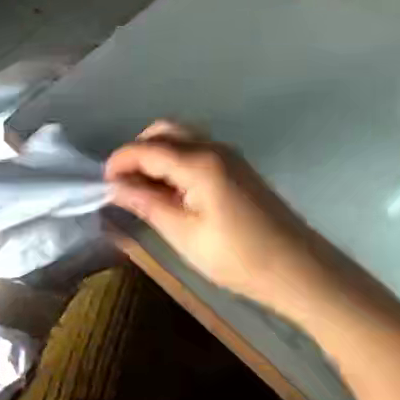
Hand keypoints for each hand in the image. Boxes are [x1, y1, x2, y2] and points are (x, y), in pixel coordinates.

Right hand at [105, 122, 356, 323]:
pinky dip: (176, 160)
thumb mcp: (184, 235)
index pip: (147, 148)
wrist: (298, 269)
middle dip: (138, 150)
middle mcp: (214, 148)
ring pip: (182, 137)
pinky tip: (172, 191)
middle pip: (165, 130)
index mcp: (199, 163)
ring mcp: (230, 156)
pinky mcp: (239, 168)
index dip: (120, 160)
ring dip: (157, 153)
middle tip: (123, 183)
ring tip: (144, 189)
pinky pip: (198, 150)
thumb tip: (115, 187)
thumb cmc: (238, 257)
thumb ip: (148, 204)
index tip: (101, 182)